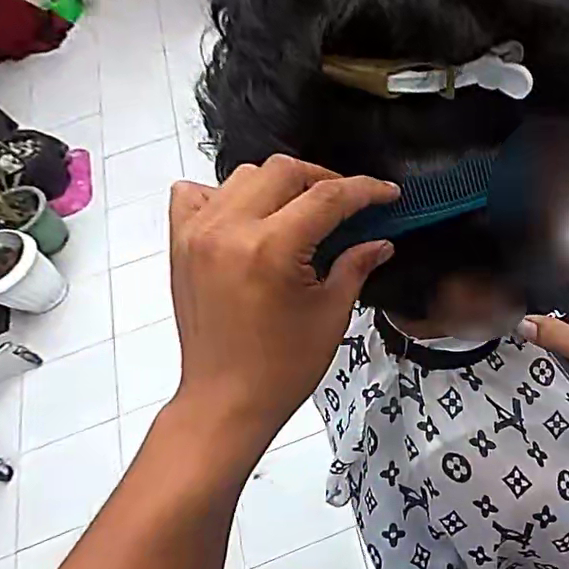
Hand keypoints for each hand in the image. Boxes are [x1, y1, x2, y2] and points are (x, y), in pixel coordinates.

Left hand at [165, 155, 397, 440]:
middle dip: (326, 180)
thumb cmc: (284, 365)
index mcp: (271, 249)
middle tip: (353, 201)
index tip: (388, 193)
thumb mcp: (332, 313)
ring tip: (307, 210)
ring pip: (244, 175)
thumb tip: (380, 242)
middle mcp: (228, 230)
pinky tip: (254, 217)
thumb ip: (356, 266)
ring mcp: (197, 233)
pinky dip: (229, 195)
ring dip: (282, 185)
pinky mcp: (181, 243)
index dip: (365, 190)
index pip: (326, 197)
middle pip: (283, 171)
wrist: (228, 396)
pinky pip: (199, 193)